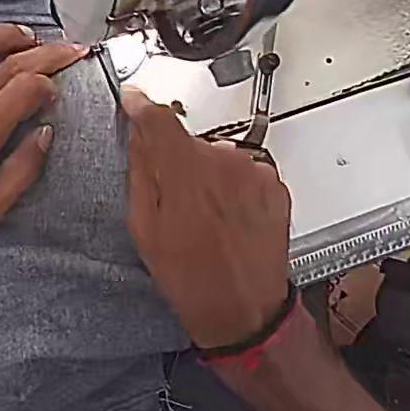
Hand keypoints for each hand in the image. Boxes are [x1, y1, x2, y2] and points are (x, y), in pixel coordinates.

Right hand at [122, 87, 292, 349]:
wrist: (244, 311)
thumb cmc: (194, 278)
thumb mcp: (145, 228)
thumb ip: (140, 173)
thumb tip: (138, 138)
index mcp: (186, 171)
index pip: (159, 118)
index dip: (141, 106)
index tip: (134, 100)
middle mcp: (225, 163)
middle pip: (189, 140)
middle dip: (177, 160)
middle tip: (175, 200)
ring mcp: (254, 173)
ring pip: (217, 155)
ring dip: (208, 174)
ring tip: (206, 217)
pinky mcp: (275, 184)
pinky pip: (243, 170)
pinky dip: (232, 185)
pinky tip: (227, 217)